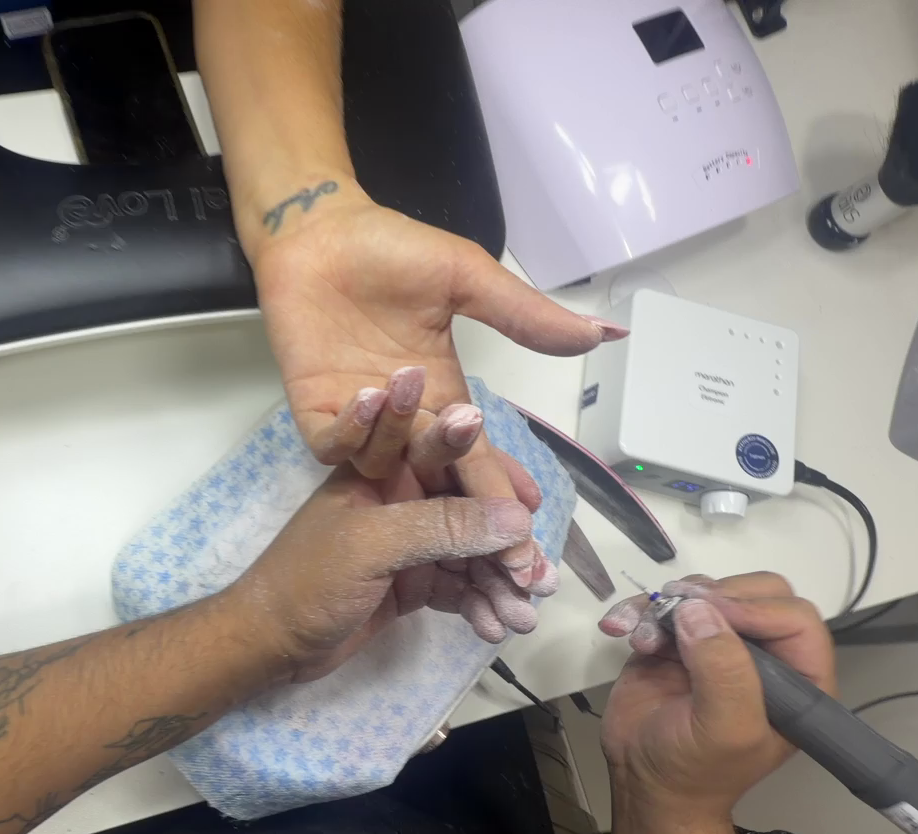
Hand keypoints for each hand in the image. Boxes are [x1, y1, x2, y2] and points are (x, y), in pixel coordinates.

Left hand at [224, 466, 536, 681]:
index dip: (494, 473)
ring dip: (499, 583)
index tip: (535, 501)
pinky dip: (478, 604)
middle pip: (472, 510)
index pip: (449, 455)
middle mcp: (401, 502)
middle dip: (508, 544)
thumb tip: (516, 519)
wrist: (271, 643)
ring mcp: (407, 544)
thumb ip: (440, 527)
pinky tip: (494, 627)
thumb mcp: (371, 546)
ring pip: (471, 553)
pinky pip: (458, 586)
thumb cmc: (306, 582)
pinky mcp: (411, 582)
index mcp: (383, 473)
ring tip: (522, 617)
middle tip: (538, 579)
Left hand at [249, 185, 624, 577]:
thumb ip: (525, 316)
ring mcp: (354, 417)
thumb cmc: (390, 251)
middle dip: (462, 496)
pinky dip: (350, 431)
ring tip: (420, 390)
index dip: (499, 485)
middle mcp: (401, 417)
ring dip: (403, 436)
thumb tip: (604, 334)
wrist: (320, 231)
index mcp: (442, 393)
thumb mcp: (467, 280)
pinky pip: (330, 445)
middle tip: (489, 512)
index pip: (475, 452)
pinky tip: (368, 396)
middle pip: (433, 474)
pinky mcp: (313, 410)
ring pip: (382, 462)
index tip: (528, 518)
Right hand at [595, 574, 835, 820]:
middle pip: (753, 592)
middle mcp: (760, 655)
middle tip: (675, 610)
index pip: (793, 617)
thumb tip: (696, 610)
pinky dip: (633, 611)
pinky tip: (616, 629)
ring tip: (639, 636)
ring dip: (662, 603)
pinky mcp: (669, 643)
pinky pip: (656, 606)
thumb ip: (724, 671)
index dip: (753, 608)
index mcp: (797, 678)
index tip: (709, 617)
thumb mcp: (726, 728)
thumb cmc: (697, 767)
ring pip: (700, 593)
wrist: (643, 780)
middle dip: (711, 594)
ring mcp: (711, 645)